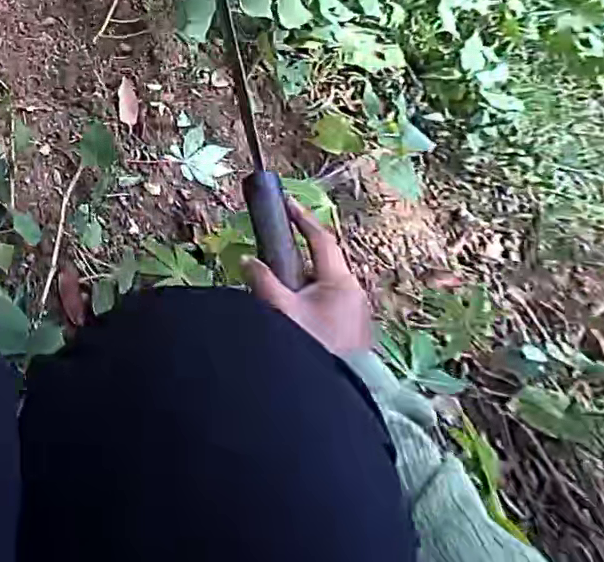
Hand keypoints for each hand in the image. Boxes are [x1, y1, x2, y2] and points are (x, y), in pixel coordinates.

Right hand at [244, 201, 374, 357]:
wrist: (334, 402)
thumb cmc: (311, 348)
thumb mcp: (281, 310)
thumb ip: (262, 280)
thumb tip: (248, 261)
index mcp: (341, 283)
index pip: (321, 240)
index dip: (302, 218)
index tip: (285, 201)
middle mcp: (353, 295)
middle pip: (322, 262)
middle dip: (297, 252)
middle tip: (274, 245)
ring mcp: (355, 316)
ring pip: (322, 286)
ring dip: (299, 280)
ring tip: (275, 286)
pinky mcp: (351, 335)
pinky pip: (325, 305)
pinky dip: (306, 299)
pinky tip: (291, 312)